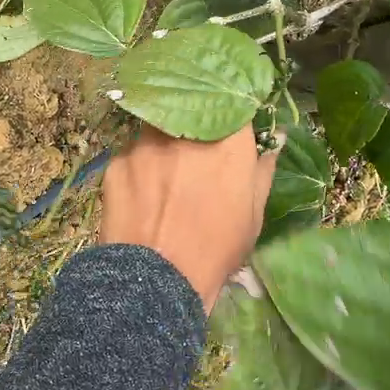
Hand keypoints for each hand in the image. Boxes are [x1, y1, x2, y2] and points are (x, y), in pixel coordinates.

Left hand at [97, 124, 277, 308]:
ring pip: (157, 131)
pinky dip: (139, 167)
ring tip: (164, 176)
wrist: (154, 280)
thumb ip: (261, 171)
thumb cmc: (215, 251)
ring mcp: (145, 144)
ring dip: (164, 146)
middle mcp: (185, 132)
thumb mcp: (253, 216)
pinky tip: (140, 193)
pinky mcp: (116, 161)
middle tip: (193, 154)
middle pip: (191, 113)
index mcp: (227, 142)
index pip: (231, 108)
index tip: (228, 131)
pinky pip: (132, 154)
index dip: (230, 118)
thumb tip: (273, 142)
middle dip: (194, 127)